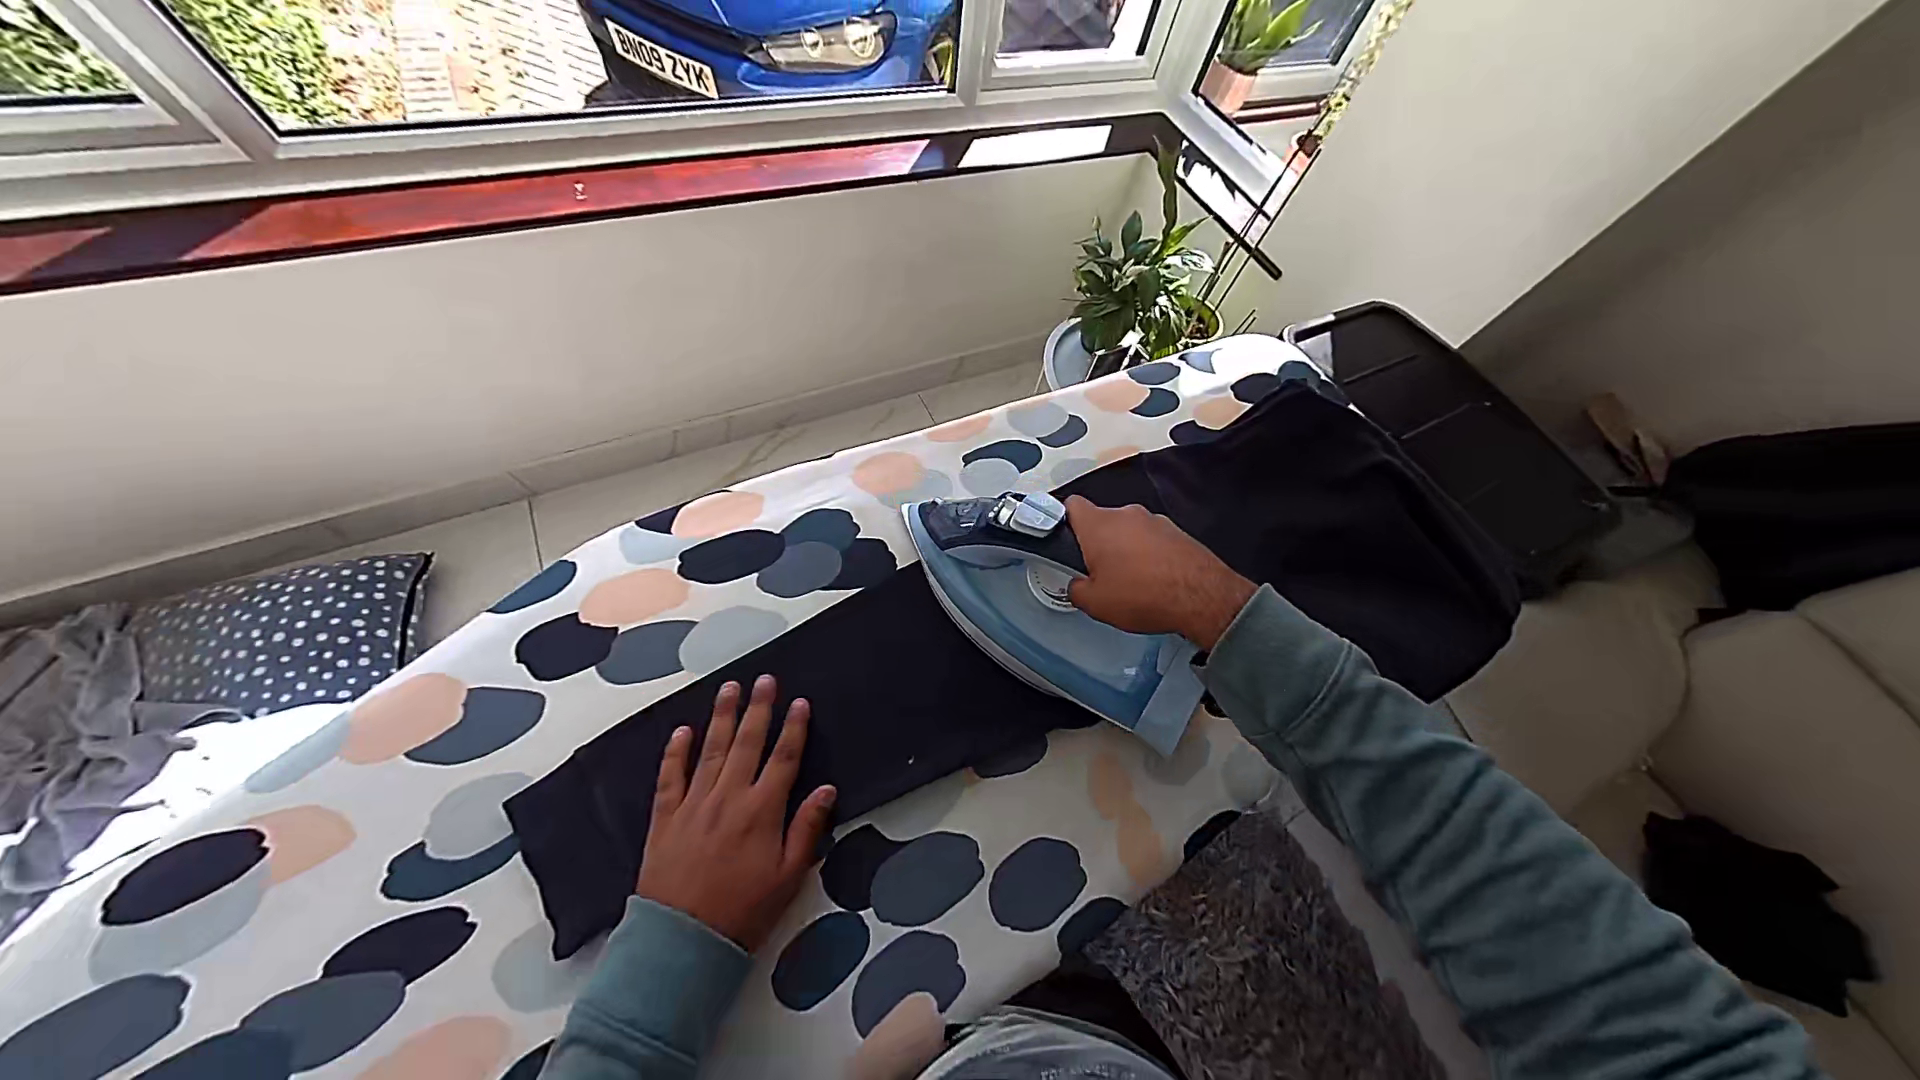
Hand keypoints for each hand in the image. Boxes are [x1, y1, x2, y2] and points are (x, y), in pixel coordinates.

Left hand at [635, 674, 835, 950]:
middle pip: (747, 743)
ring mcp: (694, 805)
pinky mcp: (665, 819)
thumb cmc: (743, 912)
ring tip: (729, 688)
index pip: (783, 758)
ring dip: (722, 717)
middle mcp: (729, 798)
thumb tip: (827, 789)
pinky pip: (670, 777)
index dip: (794, 728)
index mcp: (762, 811)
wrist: (681, 944)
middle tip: (765, 680)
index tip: (800, 702)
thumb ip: (808, 828)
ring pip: (711, 750)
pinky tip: (681, 731)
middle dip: (759, 708)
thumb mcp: (789, 876)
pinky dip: (675, 752)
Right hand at [1064, 495, 1255, 649]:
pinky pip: (1152, 539)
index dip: (1065, 520)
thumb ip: (1076, 589)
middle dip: (1098, 543)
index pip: (1072, 505)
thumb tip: (1078, 585)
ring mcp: (1155, 520)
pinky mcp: (1177, 532)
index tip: (1066, 539)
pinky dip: (1149, 555)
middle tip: (1099, 572)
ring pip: (1128, 530)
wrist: (1202, 598)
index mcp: (1099, 525)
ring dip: (1125, 549)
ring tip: (1130, 581)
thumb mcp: (1094, 603)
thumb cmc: (1144, 595)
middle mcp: (1126, 514)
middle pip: (1102, 521)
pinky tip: (1153, 580)